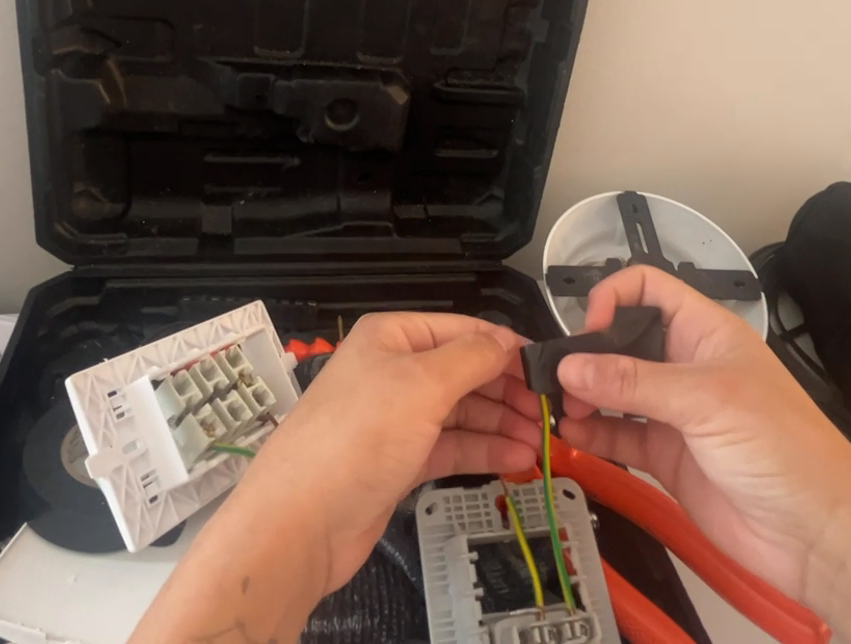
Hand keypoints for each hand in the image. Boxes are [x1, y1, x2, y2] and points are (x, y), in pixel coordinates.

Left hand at [231, 312, 538, 588]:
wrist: (303, 520)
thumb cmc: (357, 437)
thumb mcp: (422, 383)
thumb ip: (472, 357)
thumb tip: (506, 339)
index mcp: (391, 337)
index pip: (460, 330)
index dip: (502, 345)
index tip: (542, 364)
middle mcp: (393, 372)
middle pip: (464, 372)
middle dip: (506, 389)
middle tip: (546, 409)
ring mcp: (396, 418)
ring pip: (461, 412)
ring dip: (501, 423)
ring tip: (540, 440)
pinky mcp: (399, 460)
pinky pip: (450, 446)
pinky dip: (483, 450)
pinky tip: (516, 457)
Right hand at [554, 265, 850, 600]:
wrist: (818, 536)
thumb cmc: (781, 446)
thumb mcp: (705, 399)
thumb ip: (634, 381)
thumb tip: (569, 365)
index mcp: (704, 332)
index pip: (648, 289)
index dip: (614, 297)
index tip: (590, 329)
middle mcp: (685, 364)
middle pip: (623, 340)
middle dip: (589, 352)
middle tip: (562, 375)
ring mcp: (674, 411)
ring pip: (616, 389)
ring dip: (585, 393)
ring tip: (562, 406)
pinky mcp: (666, 454)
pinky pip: (620, 433)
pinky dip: (594, 431)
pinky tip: (573, 432)